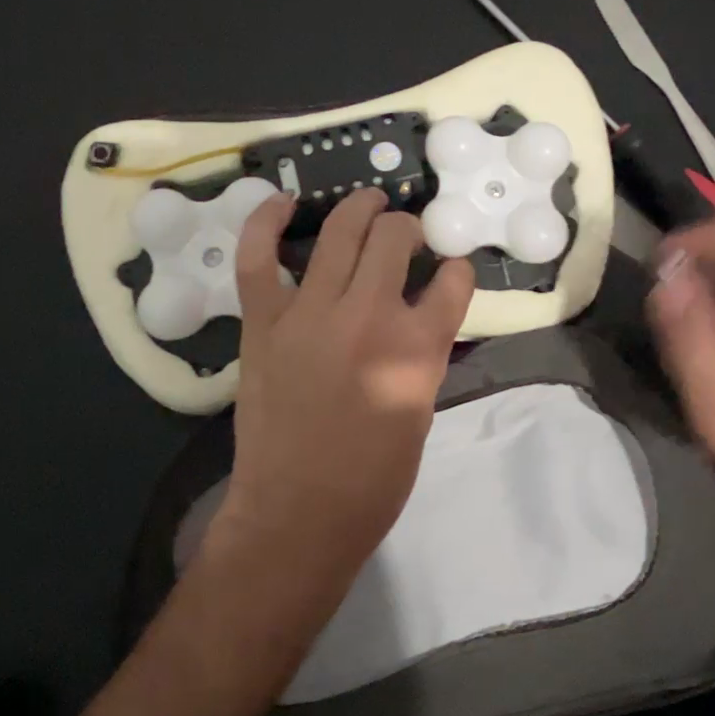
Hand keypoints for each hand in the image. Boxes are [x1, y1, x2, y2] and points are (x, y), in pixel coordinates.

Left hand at [214, 188, 475, 570]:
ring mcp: (311, 314)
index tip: (448, 269)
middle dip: (407, 228)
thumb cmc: (372, 481)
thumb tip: (419, 319)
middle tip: (405, 235)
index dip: (455, 270)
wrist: (298, 515)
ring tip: (368, 201)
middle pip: (395, 239)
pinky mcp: (265, 323)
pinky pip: (259, 257)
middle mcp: (370, 318)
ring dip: (360, 208)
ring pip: (341, 233)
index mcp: (419, 348)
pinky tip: (284, 201)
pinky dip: (267, 222)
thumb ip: (422, 355)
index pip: (453, 281)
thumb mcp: (421, 413)